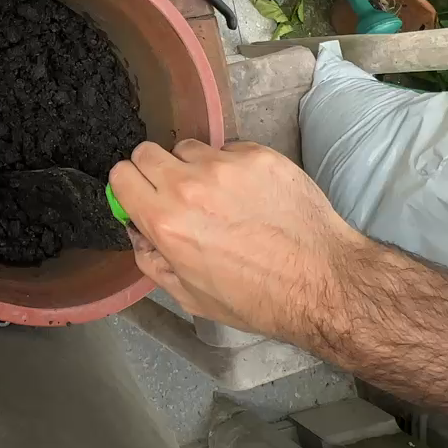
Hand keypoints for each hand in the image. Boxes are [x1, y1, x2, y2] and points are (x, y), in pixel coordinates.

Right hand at [109, 139, 373, 349]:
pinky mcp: (256, 154)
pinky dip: (233, 167)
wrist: (327, 283)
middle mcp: (187, 186)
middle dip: (155, 170)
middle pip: (145, 151)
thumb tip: (135, 227)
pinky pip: (227, 149)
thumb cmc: (258, 300)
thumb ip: (151, 259)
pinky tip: (253, 194)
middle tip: (178, 193)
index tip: (144, 197)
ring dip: (195, 166)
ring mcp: (223, 165)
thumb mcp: (190, 296)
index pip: (120, 174)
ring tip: (221, 194)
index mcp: (165, 222)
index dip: (130, 187)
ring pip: (187, 147)